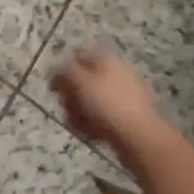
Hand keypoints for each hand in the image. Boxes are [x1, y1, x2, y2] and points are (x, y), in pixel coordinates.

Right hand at [49, 47, 164, 152]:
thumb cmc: (107, 105)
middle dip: (70, 95)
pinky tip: (89, 133)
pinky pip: (102, 116)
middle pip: (82, 80)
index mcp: (106, 60)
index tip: (54, 87)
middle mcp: (115, 73)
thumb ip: (63, 71)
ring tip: (78, 125)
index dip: (62, 69)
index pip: (78, 55)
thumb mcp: (80, 82)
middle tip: (67, 107)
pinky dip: (92, 124)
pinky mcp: (126, 117)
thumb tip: (54, 69)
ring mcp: (122, 96)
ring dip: (79, 112)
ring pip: (90, 100)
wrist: (140, 138)